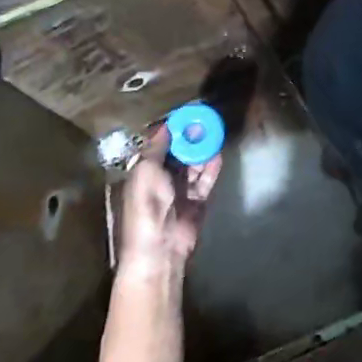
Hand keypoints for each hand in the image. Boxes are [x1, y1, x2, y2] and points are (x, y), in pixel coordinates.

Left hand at [115, 125, 220, 281]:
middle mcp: (161, 179)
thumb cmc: (147, 205)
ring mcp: (180, 190)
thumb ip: (156, 148)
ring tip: (214, 134)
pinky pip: (206, 179)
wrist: (160, 246)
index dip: (172, 130)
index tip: (187, 115)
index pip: (159, 145)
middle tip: (205, 122)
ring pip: (194, 165)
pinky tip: (218, 154)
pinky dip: (211, 167)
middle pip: (179, 153)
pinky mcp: (197, 200)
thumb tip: (166, 126)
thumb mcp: (145, 171)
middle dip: (191, 138)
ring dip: (202, 151)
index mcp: (143, 171)